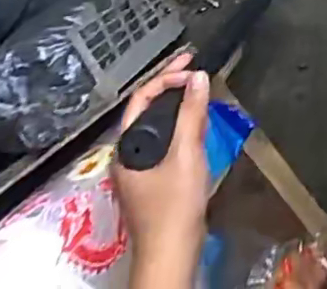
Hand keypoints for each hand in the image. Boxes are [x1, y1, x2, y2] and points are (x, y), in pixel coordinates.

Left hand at [114, 52, 210, 288]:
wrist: (171, 259)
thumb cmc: (175, 206)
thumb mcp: (187, 154)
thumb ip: (192, 114)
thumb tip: (199, 77)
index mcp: (125, 149)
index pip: (142, 98)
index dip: (167, 77)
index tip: (193, 66)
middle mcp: (126, 157)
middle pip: (147, 110)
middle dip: (172, 86)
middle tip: (196, 67)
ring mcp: (138, 171)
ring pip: (157, 126)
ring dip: (178, 104)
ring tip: (200, 89)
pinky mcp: (152, 182)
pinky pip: (164, 141)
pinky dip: (180, 125)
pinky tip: (198, 123)